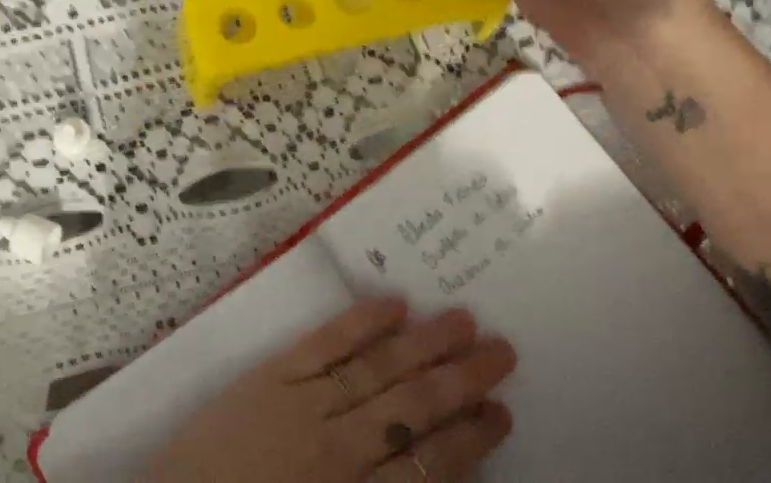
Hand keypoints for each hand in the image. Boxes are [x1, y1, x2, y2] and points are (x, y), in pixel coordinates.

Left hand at [144, 299, 515, 482]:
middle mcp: (340, 448)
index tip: (502, 412)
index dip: (471, 439)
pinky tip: (393, 304)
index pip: (430, 465)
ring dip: (425, 345)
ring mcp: (303, 404)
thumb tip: (426, 466)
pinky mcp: (268, 377)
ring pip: (378, 370)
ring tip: (464, 321)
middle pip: (414, 407)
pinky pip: (323, 344)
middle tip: (503, 352)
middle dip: (462, 379)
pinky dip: (360, 323)